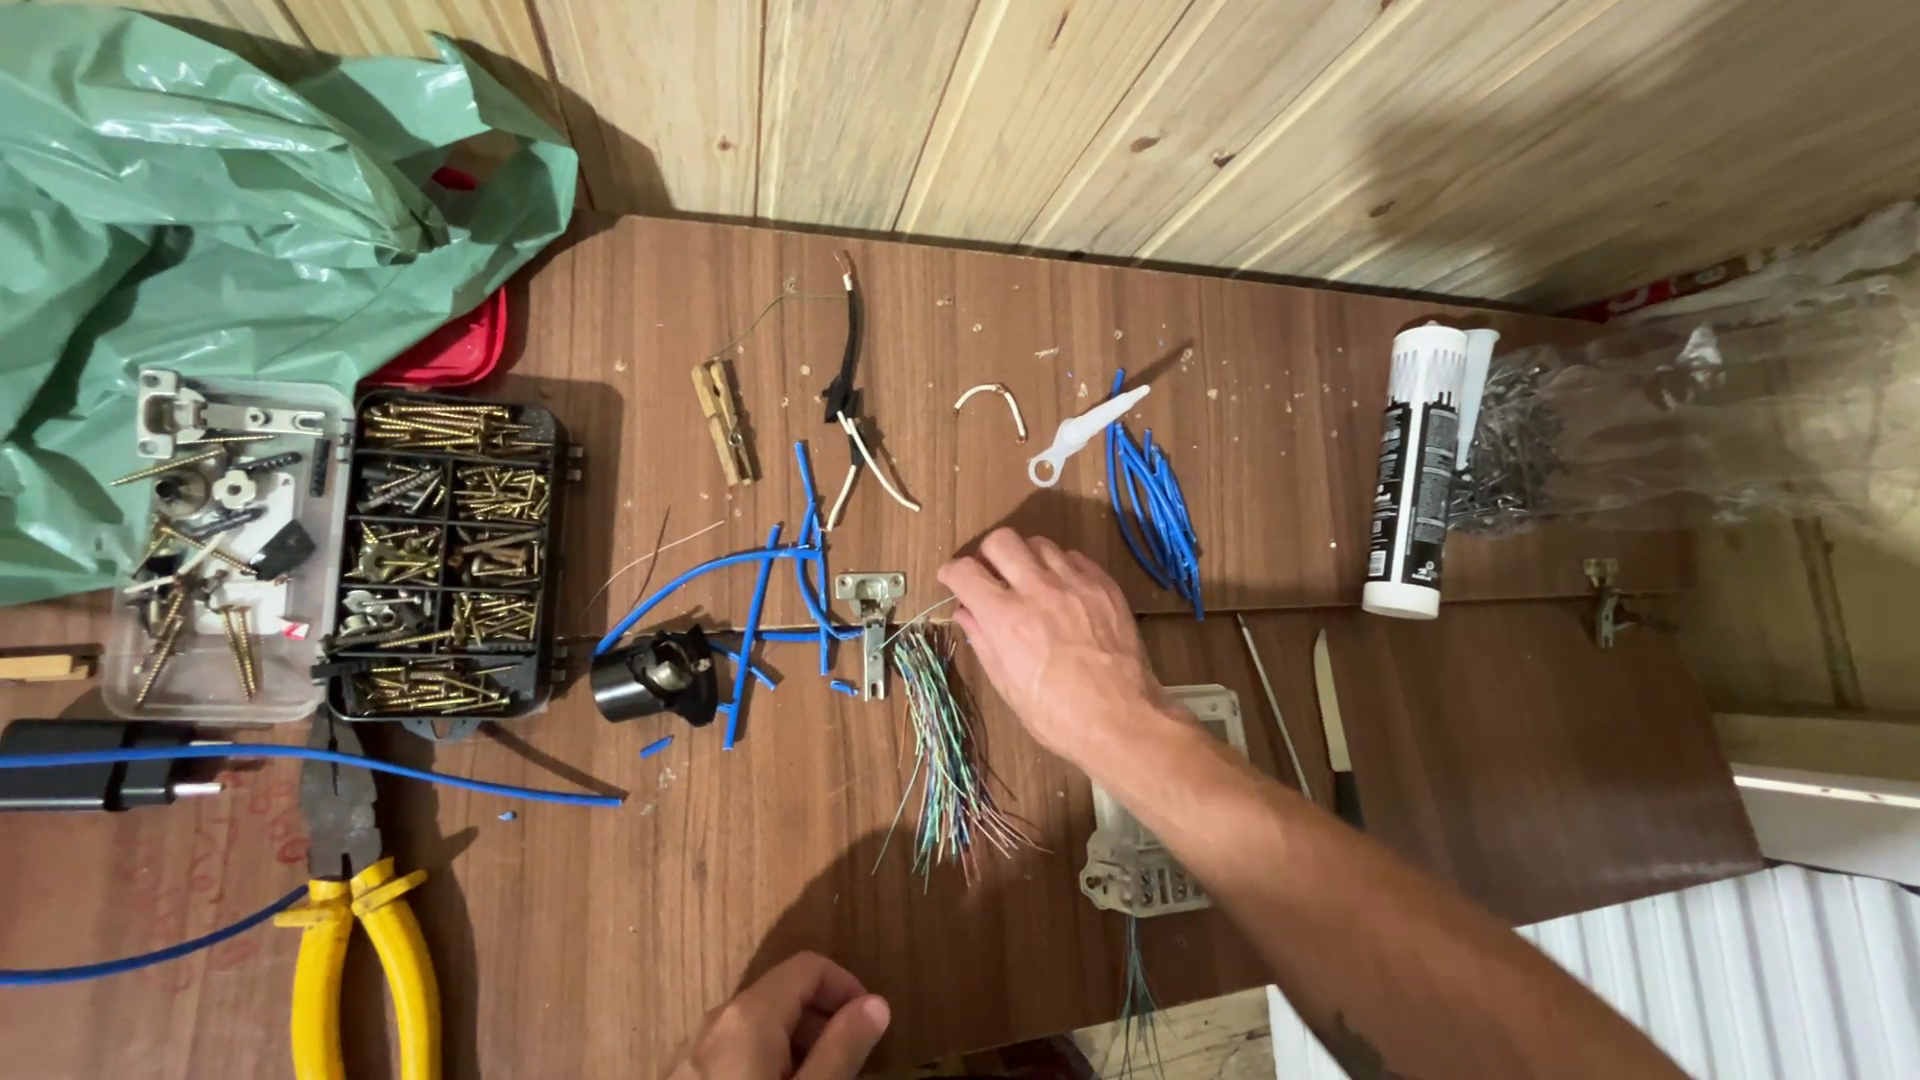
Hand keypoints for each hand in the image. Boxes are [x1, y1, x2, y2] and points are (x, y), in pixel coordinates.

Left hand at [669, 952, 889, 1079]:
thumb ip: (842, 1049)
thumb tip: (875, 1003)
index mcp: (749, 1015)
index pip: (808, 967)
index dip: (846, 987)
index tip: (869, 1029)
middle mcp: (717, 1022)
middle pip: (782, 995)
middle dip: (823, 1022)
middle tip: (849, 1069)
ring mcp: (692, 1055)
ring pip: (758, 1029)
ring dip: (795, 1048)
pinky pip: (733, 1057)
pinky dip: (764, 1067)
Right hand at [937, 528, 1166, 765]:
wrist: (1123, 720)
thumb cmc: (1058, 716)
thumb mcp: (1007, 686)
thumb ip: (983, 641)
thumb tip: (965, 613)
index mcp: (1007, 619)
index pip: (965, 572)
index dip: (951, 572)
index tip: (952, 579)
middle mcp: (1039, 590)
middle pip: (1001, 541)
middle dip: (987, 554)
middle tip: (991, 576)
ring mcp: (1076, 584)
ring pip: (1039, 543)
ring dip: (1025, 558)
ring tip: (1029, 582)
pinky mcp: (1104, 586)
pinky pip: (1074, 557)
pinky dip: (1059, 567)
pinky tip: (1061, 590)